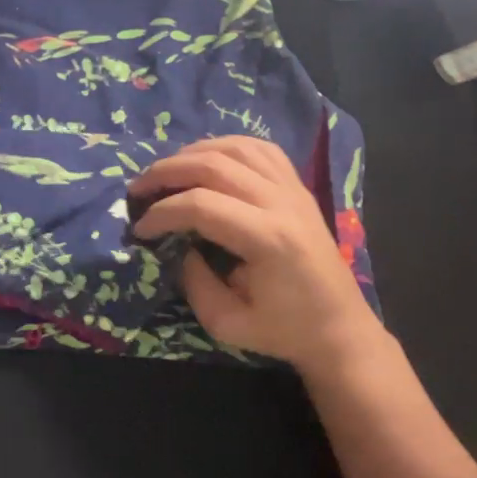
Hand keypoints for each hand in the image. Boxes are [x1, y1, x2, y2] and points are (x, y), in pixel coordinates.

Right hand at [128, 136, 385, 374]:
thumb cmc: (283, 331)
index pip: (201, 205)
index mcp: (268, 239)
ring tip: (164, 172)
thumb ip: (194, 283)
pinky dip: (224, 146)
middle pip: (213, 165)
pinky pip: (259, 149)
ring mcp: (294, 190)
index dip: (161, 213)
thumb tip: (179, 247)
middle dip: (165, 172)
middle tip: (136, 190)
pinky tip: (203, 160)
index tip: (139, 230)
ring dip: (191, 153)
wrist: (339, 329)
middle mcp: (282, 203)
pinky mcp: (298, 188)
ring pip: (235, 148)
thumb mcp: (226, 322)